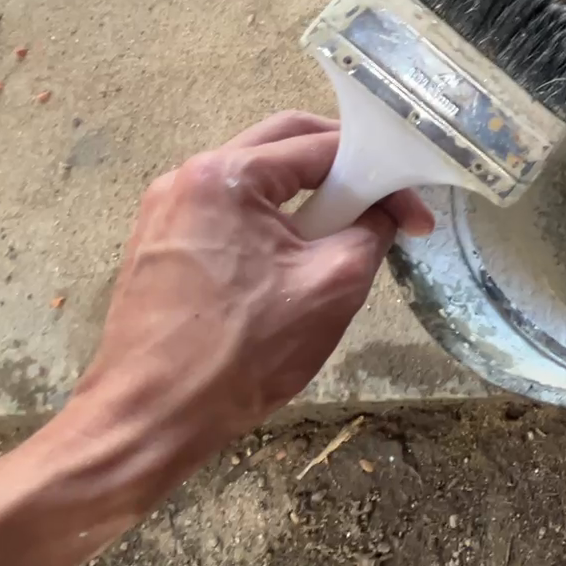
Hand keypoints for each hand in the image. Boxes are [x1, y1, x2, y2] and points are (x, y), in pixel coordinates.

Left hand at [68, 111, 433, 464]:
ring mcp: (168, 208)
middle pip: (286, 143)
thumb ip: (372, 229)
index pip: (325, 147)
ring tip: (349, 227)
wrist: (149, 422)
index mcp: (228, 175)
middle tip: (386, 197)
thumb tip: (384, 213)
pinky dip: (277, 214)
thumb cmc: (246, 350)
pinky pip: (234, 206)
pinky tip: (301, 249)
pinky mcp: (163, 241)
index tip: (415, 215)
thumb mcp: (336, 282)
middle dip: (346, 164)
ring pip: (260, 175)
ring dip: (311, 190)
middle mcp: (190, 176)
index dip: (383, 175)